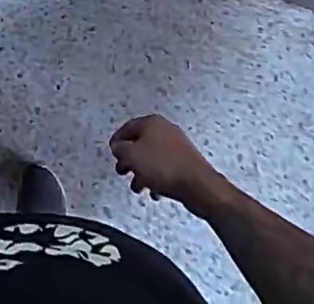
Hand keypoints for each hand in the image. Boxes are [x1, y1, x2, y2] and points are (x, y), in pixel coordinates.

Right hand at [109, 115, 228, 214]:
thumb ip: (119, 149)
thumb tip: (118, 147)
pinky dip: (158, 177)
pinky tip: (155, 191)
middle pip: (140, 143)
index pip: (126, 128)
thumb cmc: (162, 167)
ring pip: (153, 157)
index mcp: (152, 122)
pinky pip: (166, 167)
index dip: (116, 142)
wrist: (201, 187)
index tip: (112, 154)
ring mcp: (179, 146)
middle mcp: (165, 129)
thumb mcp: (131, 156)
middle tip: (123, 171)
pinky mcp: (188, 163)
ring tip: (138, 187)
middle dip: (130, 159)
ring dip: (143, 171)